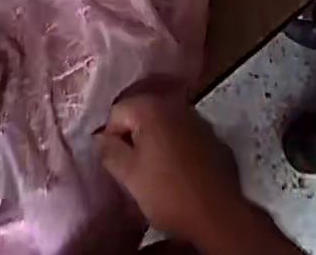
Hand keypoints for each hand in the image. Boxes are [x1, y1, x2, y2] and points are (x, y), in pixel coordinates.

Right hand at [93, 90, 242, 239]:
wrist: (217, 212)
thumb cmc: (168, 192)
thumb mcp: (130, 175)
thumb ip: (110, 151)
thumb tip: (99, 136)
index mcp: (151, 107)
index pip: (117, 111)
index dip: (111, 136)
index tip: (115, 161)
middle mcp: (174, 103)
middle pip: (141, 111)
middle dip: (132, 134)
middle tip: (131, 164)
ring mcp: (195, 116)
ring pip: (163, 121)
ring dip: (154, 138)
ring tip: (153, 167)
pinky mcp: (210, 133)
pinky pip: (183, 132)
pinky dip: (174, 143)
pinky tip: (176, 167)